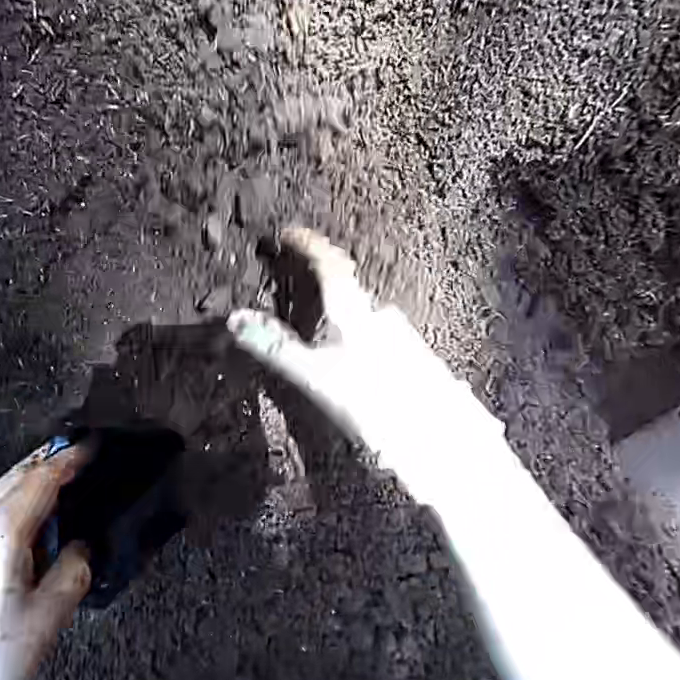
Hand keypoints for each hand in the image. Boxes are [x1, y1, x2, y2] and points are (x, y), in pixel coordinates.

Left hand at [0, 440, 92, 679]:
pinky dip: (5, 514)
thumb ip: (72, 575)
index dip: (71, 458)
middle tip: (74, 459)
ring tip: (52, 496)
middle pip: (12, 480)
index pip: (41, 479)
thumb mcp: (45, 624)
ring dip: (24, 488)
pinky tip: (17, 539)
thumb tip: (80, 551)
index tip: (89, 446)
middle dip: (46, 463)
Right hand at [227, 228, 515, 511]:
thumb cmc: (374, 405)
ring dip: (345, 318)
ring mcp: (404, 336)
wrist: (444, 444)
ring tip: (326, 338)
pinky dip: (363, 342)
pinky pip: (382, 338)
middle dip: (324, 286)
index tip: (289, 234)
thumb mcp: (315, 378)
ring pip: (366, 317)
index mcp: (355, 311)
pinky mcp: (419, 359)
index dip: (308, 245)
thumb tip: (236, 318)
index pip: (329, 264)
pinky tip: (361, 369)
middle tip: (301, 287)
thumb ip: (276, 347)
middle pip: (348, 290)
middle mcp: (383, 315)